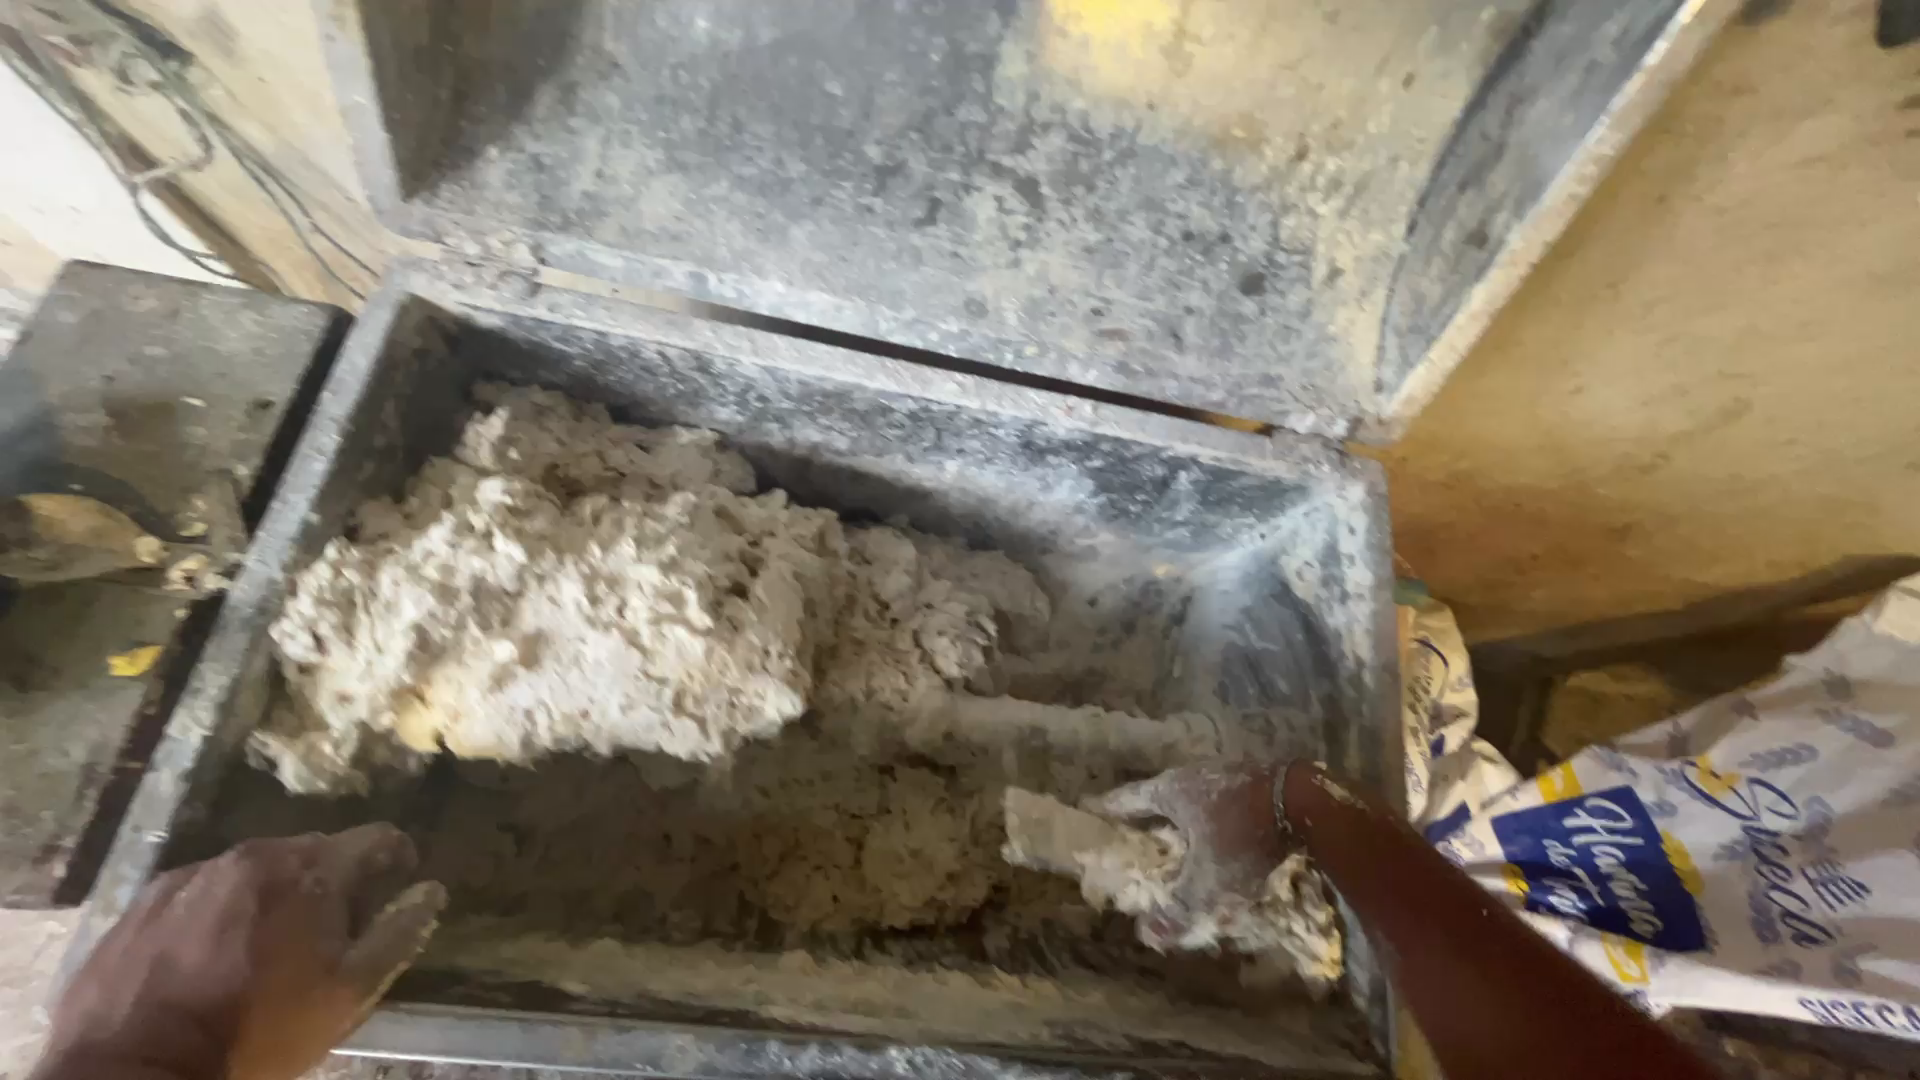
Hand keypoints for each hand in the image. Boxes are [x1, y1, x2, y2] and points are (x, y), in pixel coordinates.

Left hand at [31, 824, 446, 1079]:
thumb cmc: (252, 1035)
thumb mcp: (347, 994)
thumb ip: (399, 933)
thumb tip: (430, 891)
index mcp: (308, 868)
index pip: (378, 837)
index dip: (396, 861)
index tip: (394, 891)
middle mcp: (251, 856)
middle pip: (315, 851)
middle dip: (332, 880)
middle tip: (330, 930)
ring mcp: (187, 878)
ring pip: (256, 871)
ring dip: (275, 894)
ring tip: (268, 945)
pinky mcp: (137, 909)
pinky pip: (202, 893)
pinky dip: (220, 912)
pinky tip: (213, 956)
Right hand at [1084, 760, 1291, 946]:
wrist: (1309, 802)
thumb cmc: (1246, 837)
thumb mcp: (1211, 882)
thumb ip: (1179, 910)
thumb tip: (1146, 935)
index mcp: (1171, 791)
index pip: (1128, 799)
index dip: (1108, 808)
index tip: (1091, 810)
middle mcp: (1192, 775)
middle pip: (1159, 795)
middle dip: (1146, 814)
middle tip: (1133, 830)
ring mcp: (1225, 773)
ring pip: (1192, 795)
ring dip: (1181, 814)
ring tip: (1174, 834)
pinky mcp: (1253, 780)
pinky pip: (1219, 798)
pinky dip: (1210, 815)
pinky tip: (1218, 831)